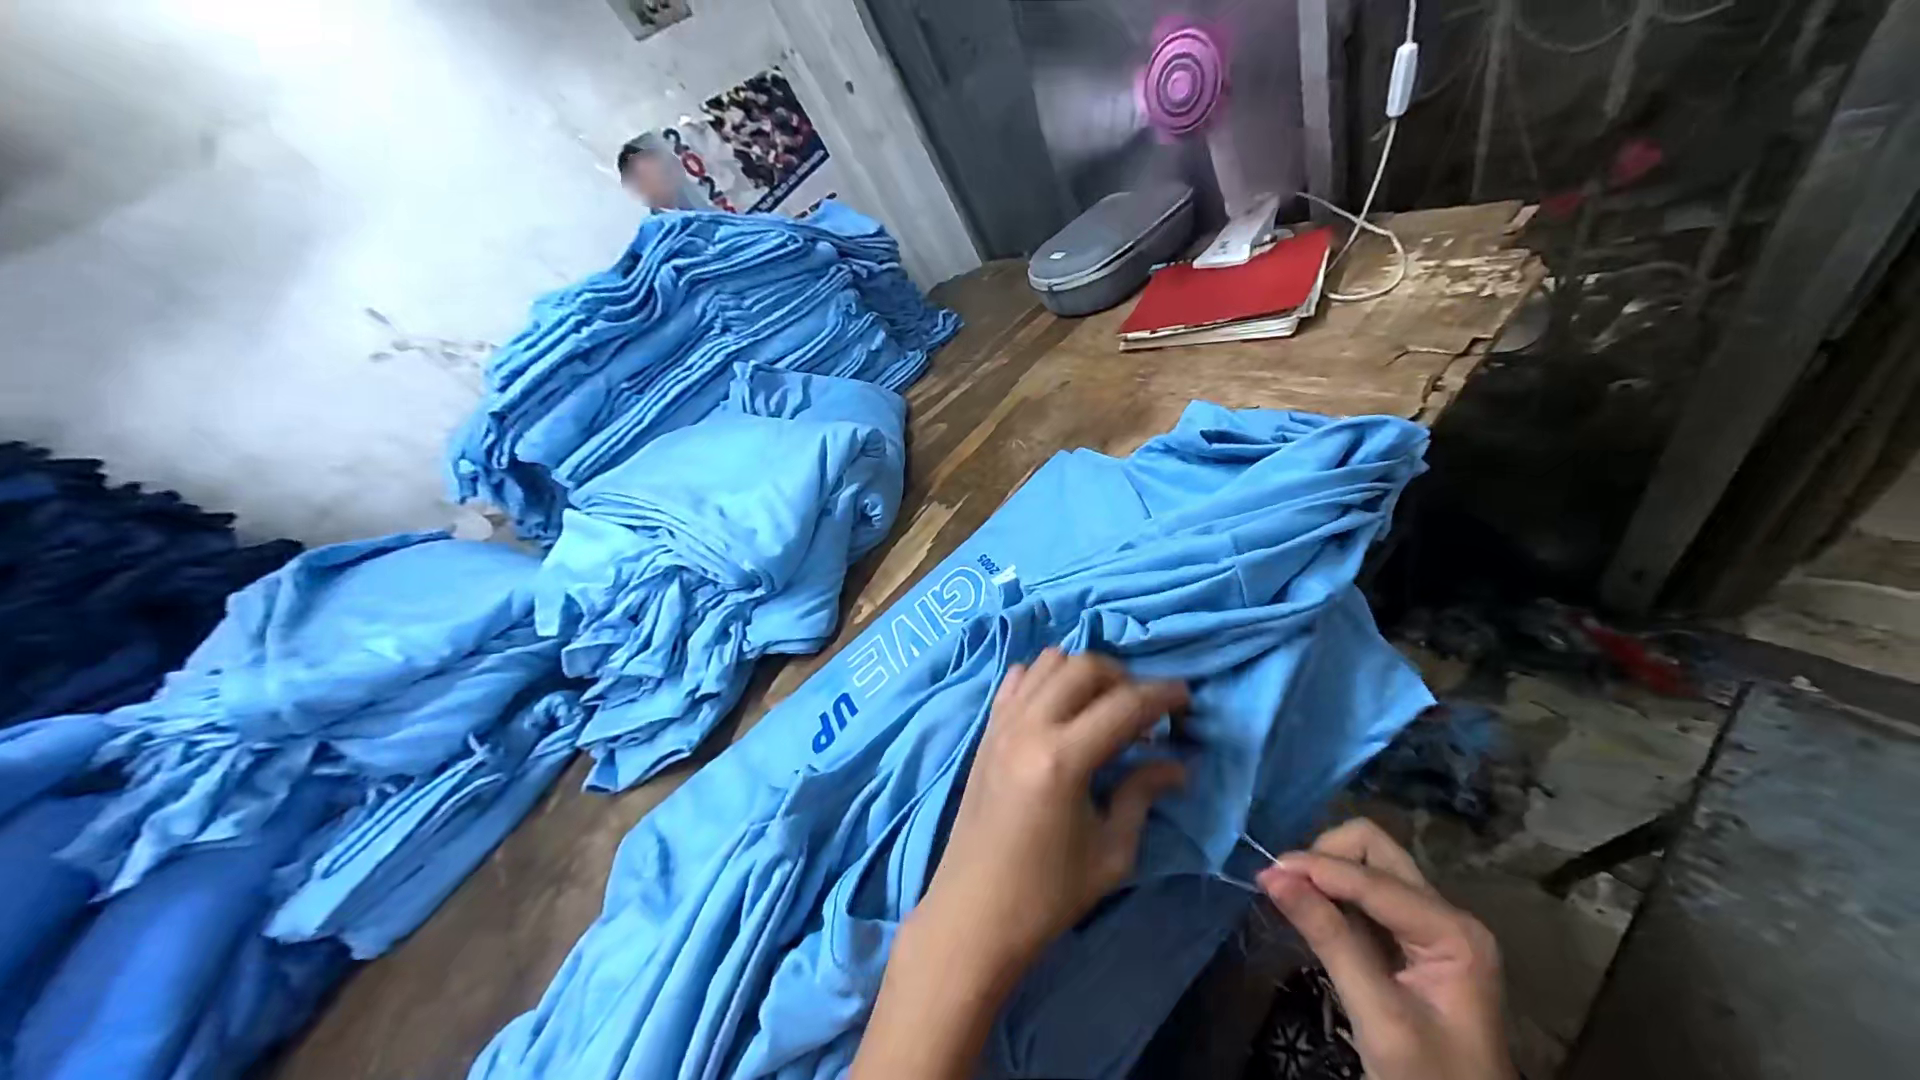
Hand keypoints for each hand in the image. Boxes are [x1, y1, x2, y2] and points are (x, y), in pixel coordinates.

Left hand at [916, 647, 1189, 980]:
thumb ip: (1142, 795)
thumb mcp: (1111, 852)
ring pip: (1048, 662)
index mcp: (1062, 759)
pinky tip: (1061, 706)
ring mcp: (1001, 724)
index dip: (1163, 695)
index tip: (1186, 699)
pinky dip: (1045, 678)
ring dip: (1084, 673)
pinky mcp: (985, 731)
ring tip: (1104, 705)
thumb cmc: (1047, 894)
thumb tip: (1176, 765)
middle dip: (1124, 677)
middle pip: (1084, 666)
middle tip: (1145, 710)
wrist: (974, 912)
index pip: (1124, 704)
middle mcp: (1028, 727)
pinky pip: (1017, 679)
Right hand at [1259, 819, 1515, 1079]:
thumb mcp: (1378, 1016)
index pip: (1372, 879)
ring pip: (1367, 862)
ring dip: (1325, 870)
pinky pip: (1363, 889)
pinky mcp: (1410, 936)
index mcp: (1453, 932)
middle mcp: (1446, 914)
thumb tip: (1271, 877)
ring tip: (1292, 896)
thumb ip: (1329, 940)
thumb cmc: (1429, 1078)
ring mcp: (1430, 922)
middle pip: (1374, 849)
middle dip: (1324, 856)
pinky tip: (1310, 909)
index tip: (1265, 875)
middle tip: (1286, 884)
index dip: (1316, 869)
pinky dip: (1331, 890)